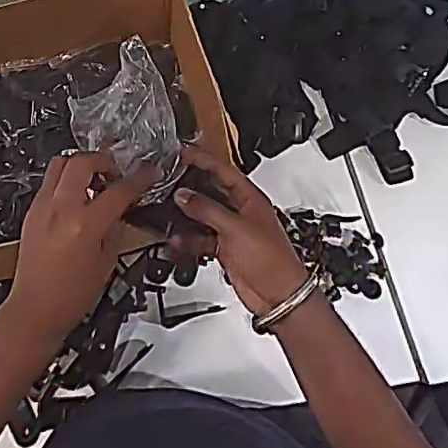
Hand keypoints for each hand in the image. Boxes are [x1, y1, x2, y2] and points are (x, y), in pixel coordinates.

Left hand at [5, 152, 155, 342]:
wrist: (34, 311)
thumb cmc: (69, 296)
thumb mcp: (107, 261)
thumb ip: (115, 227)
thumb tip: (121, 208)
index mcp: (85, 225)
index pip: (119, 190)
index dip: (140, 178)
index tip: (149, 172)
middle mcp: (61, 211)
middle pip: (83, 161)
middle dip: (105, 161)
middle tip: (115, 173)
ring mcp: (43, 208)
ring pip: (61, 163)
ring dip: (82, 166)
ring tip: (94, 182)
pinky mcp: (32, 212)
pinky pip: (50, 182)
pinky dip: (66, 182)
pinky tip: (77, 199)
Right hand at [173, 145, 311, 315]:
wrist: (279, 295)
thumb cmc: (272, 260)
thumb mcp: (236, 228)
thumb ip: (208, 210)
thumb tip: (185, 195)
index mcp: (250, 198)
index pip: (223, 170)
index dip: (203, 159)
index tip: (184, 152)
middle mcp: (241, 211)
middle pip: (212, 191)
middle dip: (191, 185)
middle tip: (171, 177)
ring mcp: (232, 231)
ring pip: (204, 216)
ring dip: (187, 215)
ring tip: (168, 210)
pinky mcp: (225, 250)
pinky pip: (202, 239)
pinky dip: (189, 240)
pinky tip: (177, 241)